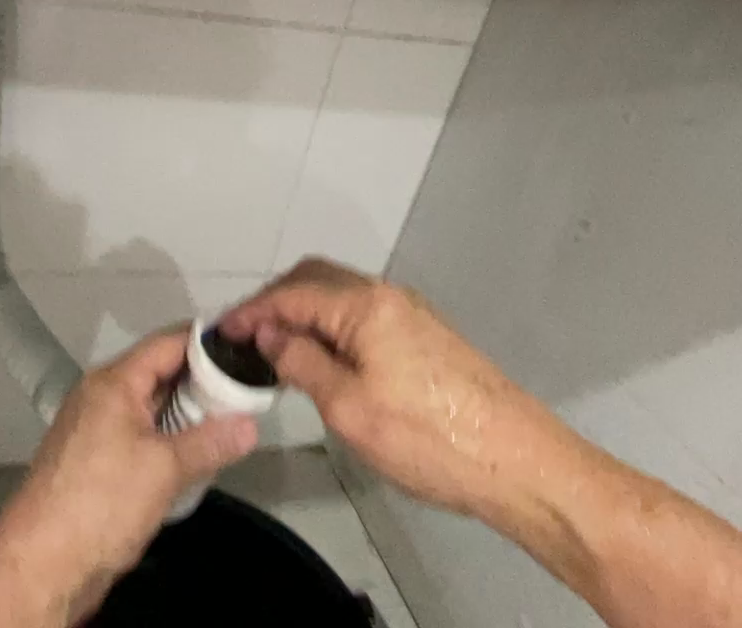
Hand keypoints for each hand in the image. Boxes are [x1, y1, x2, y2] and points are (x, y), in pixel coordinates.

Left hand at [0, 326, 258, 626]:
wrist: (41, 564)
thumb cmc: (101, 502)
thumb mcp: (165, 469)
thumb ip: (210, 442)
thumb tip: (250, 425)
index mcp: (113, 382)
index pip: (167, 344)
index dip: (206, 342)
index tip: (244, 345)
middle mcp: (101, 396)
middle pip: (159, 374)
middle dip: (202, 382)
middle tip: (248, 389)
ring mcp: (96, 428)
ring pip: (151, 408)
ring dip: (187, 415)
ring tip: (232, 421)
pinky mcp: (95, 460)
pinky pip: (140, 436)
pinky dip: (168, 440)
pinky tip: (196, 456)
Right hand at [218, 259, 577, 520]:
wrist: (521, 462)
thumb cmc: (427, 438)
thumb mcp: (348, 408)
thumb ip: (302, 362)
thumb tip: (269, 335)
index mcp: (365, 305)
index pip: (292, 294)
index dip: (252, 311)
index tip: (221, 331)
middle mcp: (387, 295)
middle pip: (316, 279)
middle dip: (276, 301)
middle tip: (246, 334)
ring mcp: (410, 312)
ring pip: (340, 295)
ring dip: (304, 312)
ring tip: (277, 346)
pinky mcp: (424, 334)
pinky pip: (361, 314)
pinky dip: (330, 325)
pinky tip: (322, 355)